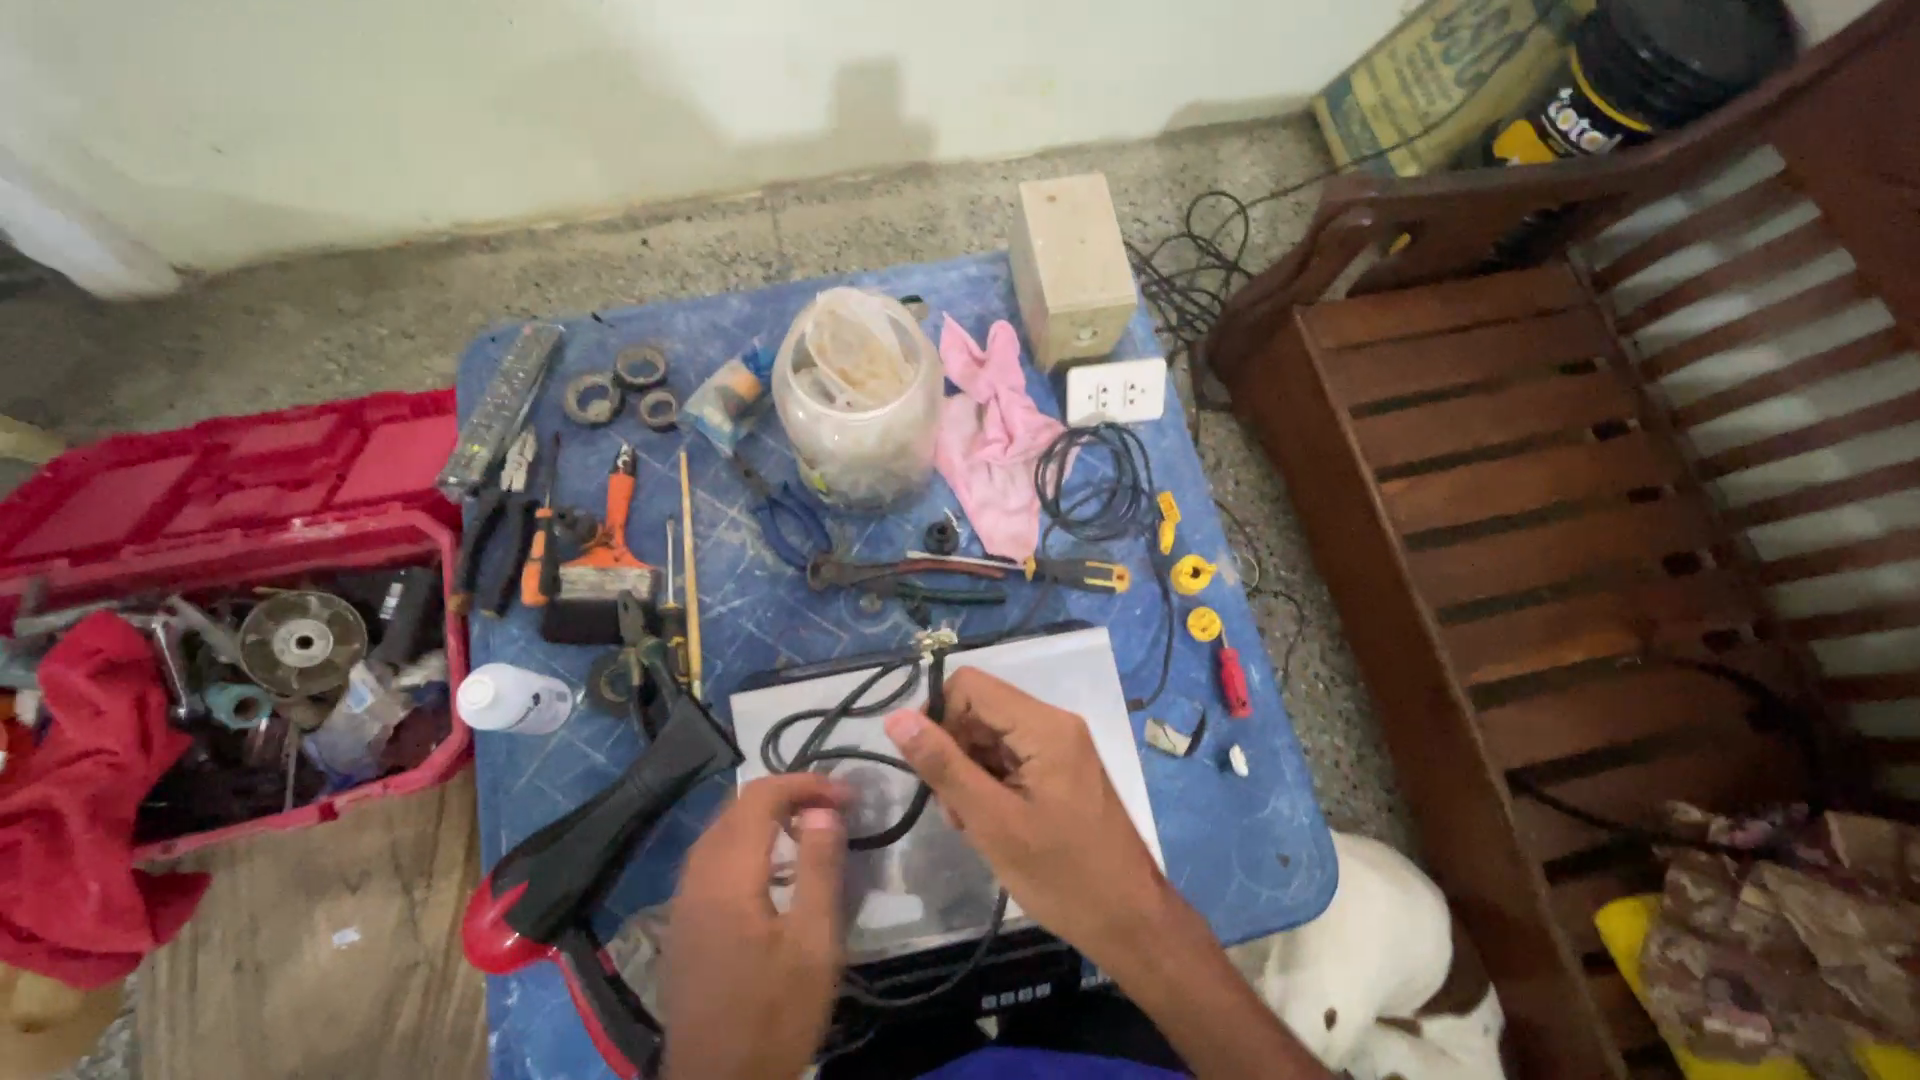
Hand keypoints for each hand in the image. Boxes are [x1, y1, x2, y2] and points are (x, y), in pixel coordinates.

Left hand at [662, 774, 848, 1079]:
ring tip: (808, 827)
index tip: (847, 794)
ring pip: (719, 833)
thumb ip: (817, 868)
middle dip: (786, 794)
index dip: (804, 783)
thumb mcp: (813, 943)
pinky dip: (745, 843)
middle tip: (833, 806)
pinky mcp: (683, 926)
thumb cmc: (775, 1015)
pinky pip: (711, 861)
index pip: (760, 798)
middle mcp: (696, 878)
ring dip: (763, 817)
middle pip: (735, 809)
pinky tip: (771, 868)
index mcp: (727, 876)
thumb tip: (823, 808)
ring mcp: (683, 903)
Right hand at [882, 667, 1175, 969]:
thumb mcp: (992, 822)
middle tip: (954, 810)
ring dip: (969, 773)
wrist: (1129, 920)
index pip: (969, 685)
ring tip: (973, 824)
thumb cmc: (1062, 875)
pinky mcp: (1061, 770)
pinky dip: (990, 784)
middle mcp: (1054, 723)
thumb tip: (896, 718)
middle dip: (954, 752)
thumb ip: (944, 766)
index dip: (938, 719)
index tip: (930, 771)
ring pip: (990, 736)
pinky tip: (990, 824)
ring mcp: (1061, 747)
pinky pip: (1011, 757)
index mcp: (1044, 726)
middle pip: (980, 709)